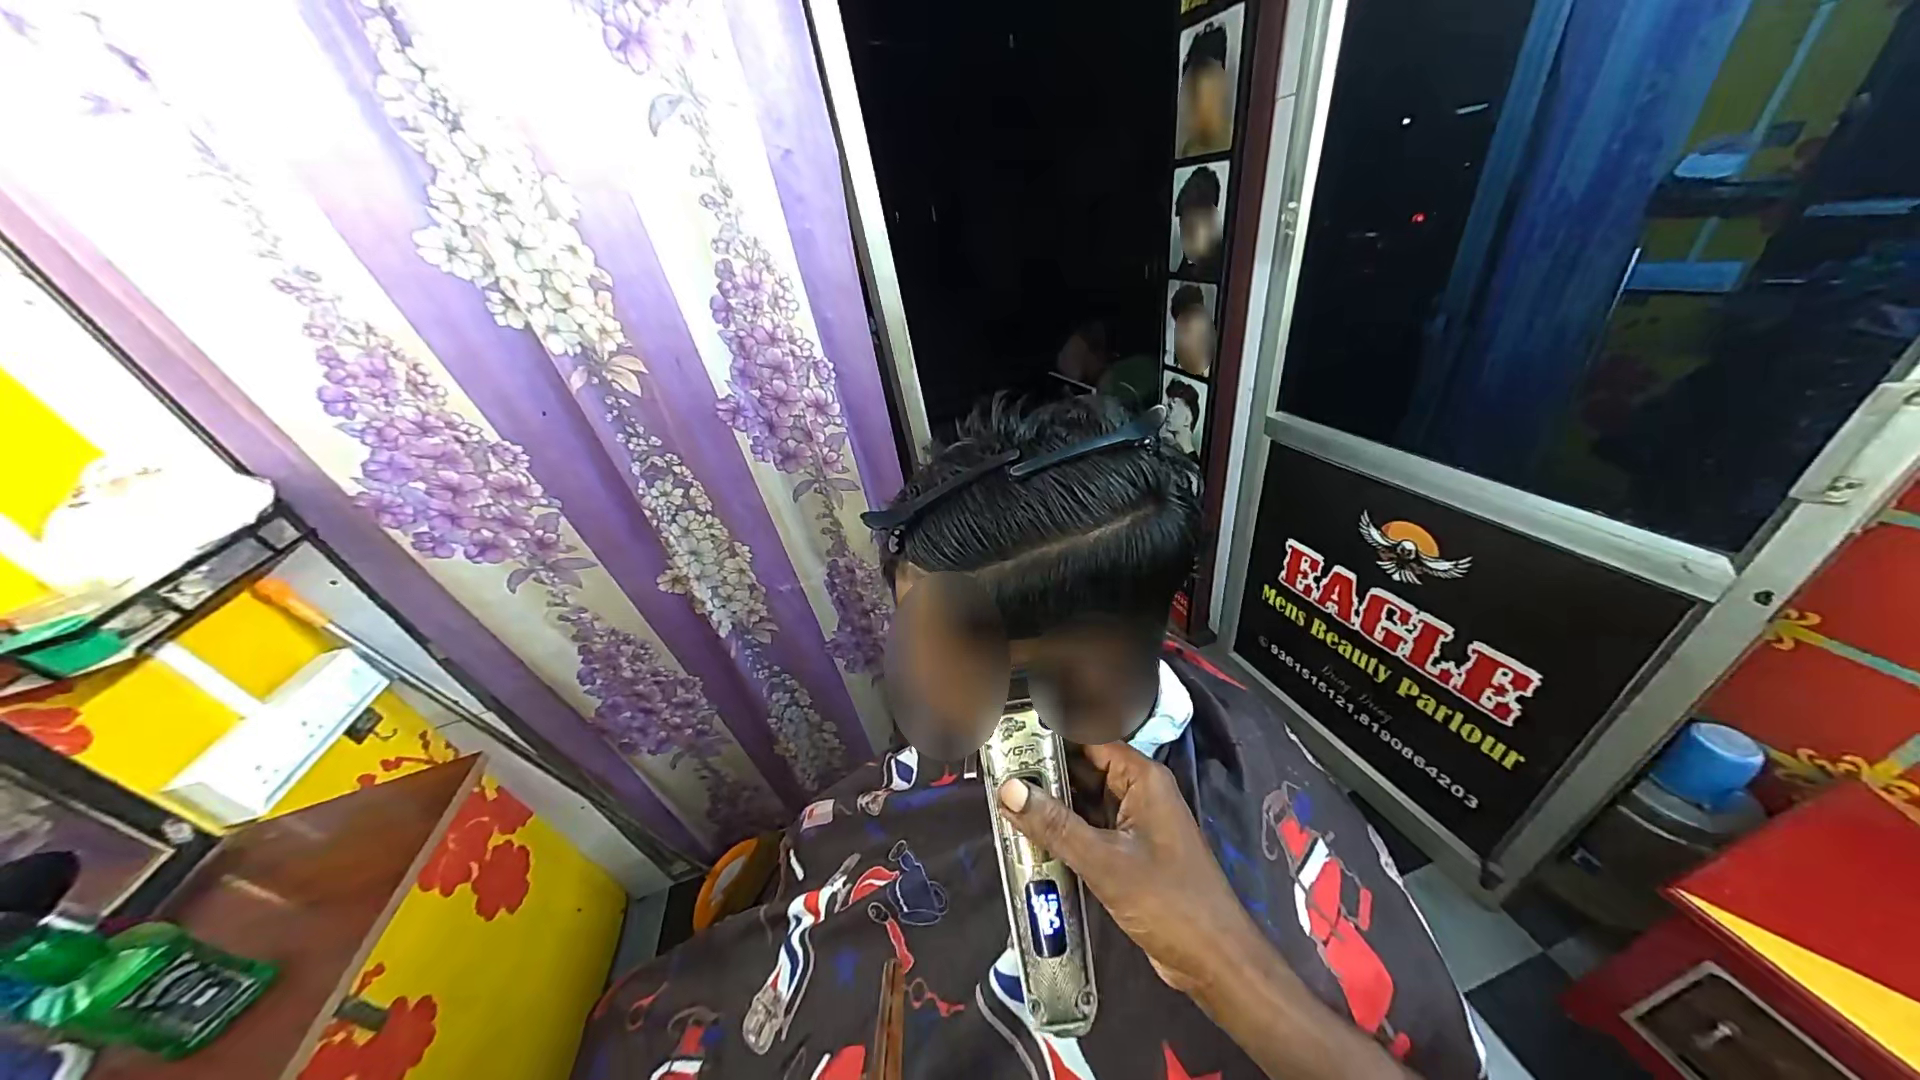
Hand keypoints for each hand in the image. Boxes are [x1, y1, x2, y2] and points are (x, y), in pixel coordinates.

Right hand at [996, 741, 1263, 998]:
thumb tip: (1007, 790)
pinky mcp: (1126, 847)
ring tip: (1002, 794)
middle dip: (1043, 768)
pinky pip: (1087, 825)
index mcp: (1141, 777)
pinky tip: (1028, 829)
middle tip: (997, 767)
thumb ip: (1054, 825)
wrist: (1215, 962)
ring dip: (1049, 800)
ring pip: (1082, 797)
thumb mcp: (1104, 861)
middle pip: (1082, 767)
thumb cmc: (1168, 902)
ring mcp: (1132, 820)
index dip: (1050, 734)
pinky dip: (1061, 827)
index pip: (1089, 739)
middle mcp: (1137, 790)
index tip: (1010, 733)